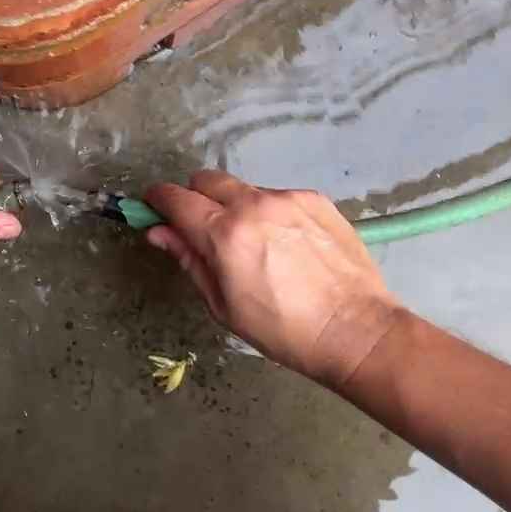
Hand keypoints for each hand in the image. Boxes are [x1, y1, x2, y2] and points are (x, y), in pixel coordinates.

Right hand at [143, 171, 402, 387]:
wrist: (358, 332)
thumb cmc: (283, 331)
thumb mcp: (223, 305)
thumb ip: (188, 260)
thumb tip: (157, 231)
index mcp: (224, 234)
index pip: (175, 198)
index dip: (157, 199)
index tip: (152, 207)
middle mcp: (252, 205)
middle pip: (205, 179)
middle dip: (195, 197)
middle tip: (204, 229)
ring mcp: (286, 198)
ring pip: (242, 189)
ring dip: (235, 207)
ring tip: (256, 245)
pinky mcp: (314, 199)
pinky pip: (276, 197)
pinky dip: (269, 213)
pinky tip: (288, 245)